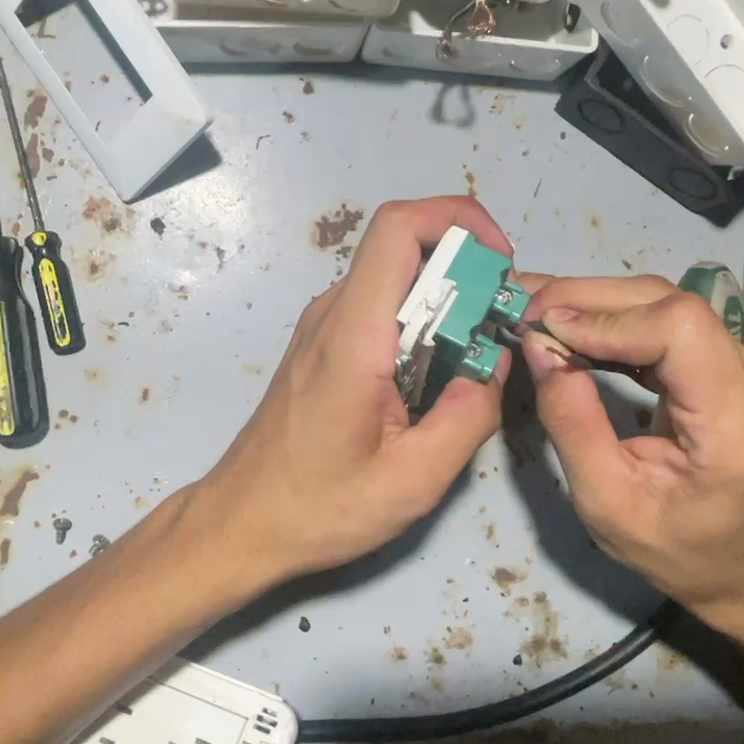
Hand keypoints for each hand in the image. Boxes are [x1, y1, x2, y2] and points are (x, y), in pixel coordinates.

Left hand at [199, 197, 513, 581]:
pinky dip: (422, 322)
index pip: (398, 228)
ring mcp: (323, 325)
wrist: (242, 522)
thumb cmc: (319, 507)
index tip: (501, 264)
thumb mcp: (412, 480)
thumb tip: (492, 362)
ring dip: (446, 300)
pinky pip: (381, 308)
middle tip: (499, 326)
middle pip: (404, 248)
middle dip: (466, 269)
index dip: (459, 220)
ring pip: (396, 279)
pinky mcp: (323, 344)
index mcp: (353, 333)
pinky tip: (435, 377)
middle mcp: (333, 312)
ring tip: (475, 358)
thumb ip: (467, 416)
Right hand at [517, 274, 743, 618]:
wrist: (735, 566)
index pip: (681, 331)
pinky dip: (616, 318)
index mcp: (739, 429)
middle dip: (590, 300)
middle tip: (524, 308)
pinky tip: (574, 326)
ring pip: (669, 304)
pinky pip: (671, 321)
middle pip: (673, 305)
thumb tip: (538, 346)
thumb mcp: (604, 500)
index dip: (608, 319)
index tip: (545, 328)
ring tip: (538, 312)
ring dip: (598, 303)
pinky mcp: (737, 363)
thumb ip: (572, 422)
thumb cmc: (671, 547)